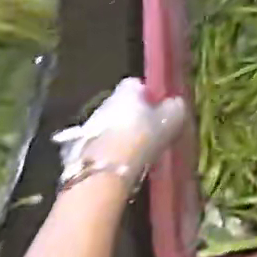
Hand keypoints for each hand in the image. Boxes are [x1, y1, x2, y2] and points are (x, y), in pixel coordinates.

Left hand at [51, 78, 185, 183]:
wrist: (106, 172)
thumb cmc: (143, 138)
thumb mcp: (171, 120)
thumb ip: (175, 108)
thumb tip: (175, 103)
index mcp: (127, 89)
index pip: (138, 84)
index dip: (149, 96)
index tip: (159, 111)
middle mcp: (106, 100)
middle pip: (122, 104)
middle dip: (133, 115)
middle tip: (150, 133)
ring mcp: (91, 124)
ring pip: (111, 124)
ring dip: (121, 134)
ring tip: (137, 153)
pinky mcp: (81, 147)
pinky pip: (102, 144)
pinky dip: (111, 151)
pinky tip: (122, 164)